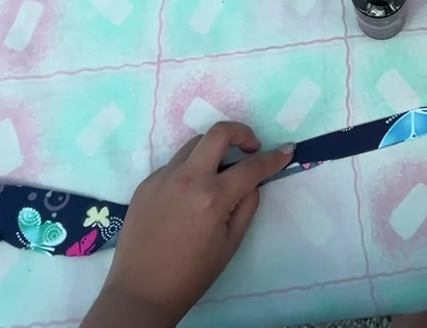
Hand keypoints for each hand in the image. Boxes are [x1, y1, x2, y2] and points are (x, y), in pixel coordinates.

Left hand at [88, 122, 292, 325]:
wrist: (139, 294)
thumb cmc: (191, 275)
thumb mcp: (230, 244)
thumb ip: (247, 205)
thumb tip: (253, 180)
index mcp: (212, 198)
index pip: (252, 167)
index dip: (274, 157)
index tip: (287, 150)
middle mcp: (188, 179)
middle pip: (219, 132)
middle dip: (242, 133)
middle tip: (250, 148)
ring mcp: (163, 177)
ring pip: (195, 143)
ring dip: (214, 149)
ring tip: (218, 172)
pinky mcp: (146, 183)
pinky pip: (175, 164)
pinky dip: (189, 170)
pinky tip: (188, 195)